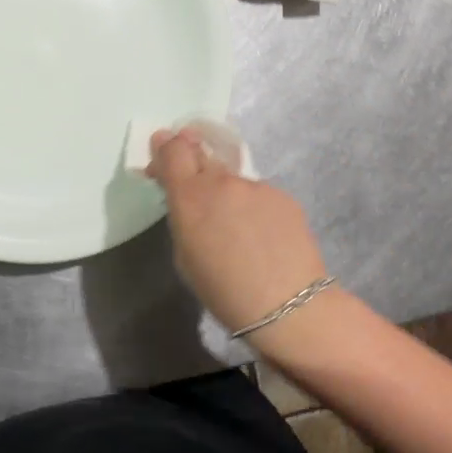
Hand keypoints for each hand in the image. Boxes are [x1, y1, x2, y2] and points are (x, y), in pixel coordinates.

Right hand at [148, 128, 330, 349]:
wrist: (288, 305)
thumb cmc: (223, 290)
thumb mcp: (184, 255)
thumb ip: (182, 215)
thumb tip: (184, 197)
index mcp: (190, 196)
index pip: (173, 149)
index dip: (166, 147)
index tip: (163, 154)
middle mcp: (221, 181)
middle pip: (201, 153)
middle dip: (193, 163)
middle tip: (196, 188)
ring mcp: (255, 185)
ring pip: (231, 177)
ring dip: (225, 191)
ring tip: (236, 226)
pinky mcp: (282, 195)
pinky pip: (257, 193)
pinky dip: (252, 206)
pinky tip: (261, 234)